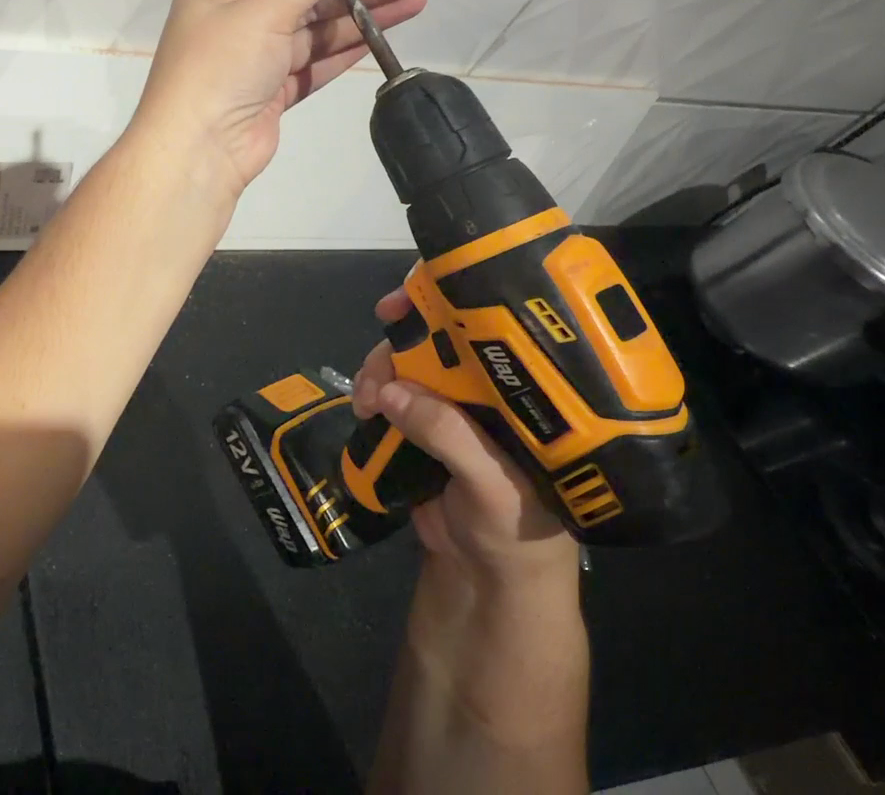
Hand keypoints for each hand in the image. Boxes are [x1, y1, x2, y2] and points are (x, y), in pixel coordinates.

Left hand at [128, 0, 424, 197]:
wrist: (195, 152)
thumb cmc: (218, 70)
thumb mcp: (264, 10)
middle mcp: (234, 24)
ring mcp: (253, 62)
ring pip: (314, 32)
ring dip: (362, 16)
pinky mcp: (270, 96)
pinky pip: (312, 66)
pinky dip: (344, 51)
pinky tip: (381, 36)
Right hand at [352, 288, 576, 581]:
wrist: (490, 579)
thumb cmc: (518, 530)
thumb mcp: (493, 484)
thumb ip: (450, 435)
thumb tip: (392, 391)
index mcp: (520, 394)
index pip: (486, 331)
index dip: (442, 305)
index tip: (399, 305)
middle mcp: (487, 391)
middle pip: (434, 342)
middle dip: (396, 349)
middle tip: (373, 381)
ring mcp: (451, 410)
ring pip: (406, 368)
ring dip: (378, 376)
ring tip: (365, 404)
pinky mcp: (421, 429)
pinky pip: (391, 398)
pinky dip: (373, 397)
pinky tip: (364, 410)